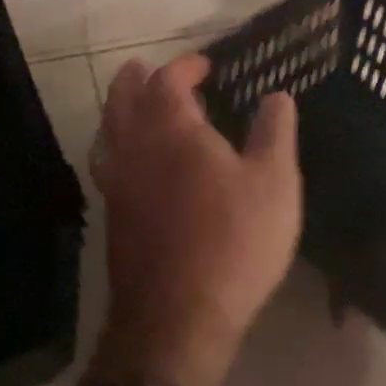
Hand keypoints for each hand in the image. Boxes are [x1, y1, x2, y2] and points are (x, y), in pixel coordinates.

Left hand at [90, 54, 301, 385]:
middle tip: (144, 68)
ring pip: (108, 133)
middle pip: (124, 101)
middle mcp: (136, 150)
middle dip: (135, 80)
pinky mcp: (113, 220)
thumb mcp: (274, 183)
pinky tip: (133, 164)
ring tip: (132, 105)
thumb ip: (274, 133)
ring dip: (118, 110)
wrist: (177, 320)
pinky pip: (108, 165)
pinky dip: (117, 147)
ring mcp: (118, 186)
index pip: (168, 81)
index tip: (205, 65)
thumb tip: (277, 95)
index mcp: (173, 131)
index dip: (184, 66)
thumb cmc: (234, 241)